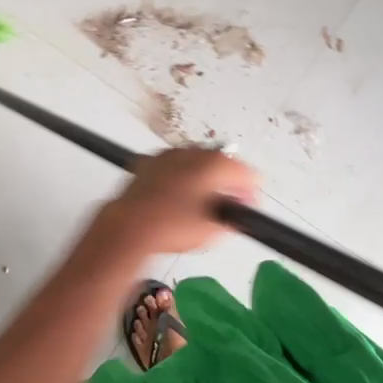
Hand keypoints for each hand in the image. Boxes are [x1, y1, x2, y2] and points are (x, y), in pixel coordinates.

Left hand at [88, 149, 257, 255]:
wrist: (130, 226)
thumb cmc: (172, 226)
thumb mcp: (212, 229)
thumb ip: (232, 219)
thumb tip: (237, 215)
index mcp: (213, 163)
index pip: (244, 170)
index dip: (252, 187)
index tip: (252, 201)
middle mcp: (191, 153)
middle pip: (219, 162)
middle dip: (228, 179)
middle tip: (233, 199)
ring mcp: (167, 156)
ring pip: (195, 162)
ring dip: (205, 177)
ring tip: (207, 198)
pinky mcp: (148, 164)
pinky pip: (173, 167)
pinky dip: (182, 177)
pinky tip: (180, 195)